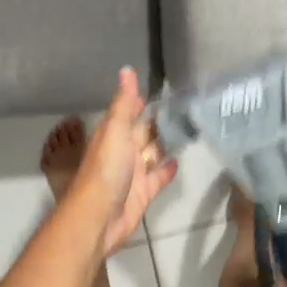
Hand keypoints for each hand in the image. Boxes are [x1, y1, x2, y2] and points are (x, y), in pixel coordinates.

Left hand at [69, 67, 177, 254]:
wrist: (98, 217)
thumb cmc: (106, 168)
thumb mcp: (116, 129)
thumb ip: (124, 102)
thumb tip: (126, 69)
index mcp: (114, 134)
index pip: (129, 112)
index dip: (139, 101)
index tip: (159, 88)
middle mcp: (123, 151)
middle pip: (142, 133)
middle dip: (157, 122)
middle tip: (183, 108)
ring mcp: (133, 173)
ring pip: (151, 154)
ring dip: (165, 144)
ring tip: (187, 130)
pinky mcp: (143, 194)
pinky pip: (157, 178)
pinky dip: (166, 170)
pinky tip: (179, 160)